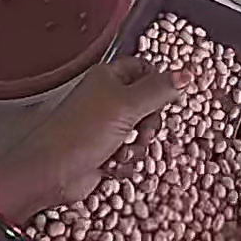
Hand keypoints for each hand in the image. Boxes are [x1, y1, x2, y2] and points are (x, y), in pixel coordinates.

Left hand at [0, 58, 183, 221]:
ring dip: (137, 148)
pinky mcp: (105, 151)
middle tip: (140, 132)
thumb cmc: (84, 131)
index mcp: (109, 77)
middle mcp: (107, 98)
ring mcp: (105, 126)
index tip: (161, 100)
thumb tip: (187, 74)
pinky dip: (125, 162)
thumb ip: (159, 90)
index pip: (145, 69)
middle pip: (149, 104)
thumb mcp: (128, 106)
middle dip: (149, 124)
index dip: (157, 84)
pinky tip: (110, 166)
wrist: (53, 172)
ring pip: (141, 133)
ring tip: (120, 152)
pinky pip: (131, 154)